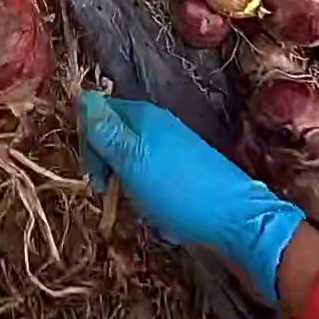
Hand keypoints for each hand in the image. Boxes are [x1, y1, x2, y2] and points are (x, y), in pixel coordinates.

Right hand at [77, 91, 302, 303]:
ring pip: (130, 165)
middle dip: (106, 169)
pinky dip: (147, 199)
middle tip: (109, 196)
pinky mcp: (183, 174)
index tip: (93, 177)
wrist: (238, 223)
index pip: (99, 115)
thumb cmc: (178, 190)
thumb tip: (81, 95)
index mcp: (143, 116)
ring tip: (138, 209)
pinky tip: (157, 216)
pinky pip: (150, 181)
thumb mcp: (132, 160)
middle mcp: (157, 127)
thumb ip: (105, 130)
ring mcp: (172, 150)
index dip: (89, 144)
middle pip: (114, 140)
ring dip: (126, 189)